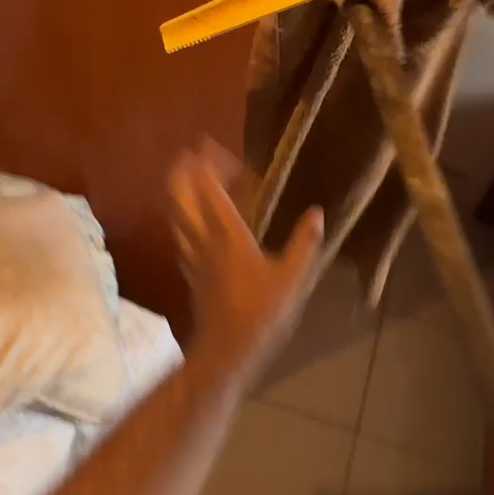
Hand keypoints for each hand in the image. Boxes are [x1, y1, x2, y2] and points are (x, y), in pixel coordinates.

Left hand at [169, 139, 324, 376]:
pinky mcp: (191, 273)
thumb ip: (304, 243)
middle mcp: (205, 240)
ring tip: (186, 178)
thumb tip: (317, 213)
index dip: (206, 165)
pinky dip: (182, 219)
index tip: (209, 146)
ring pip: (176, 216)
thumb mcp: (293, 278)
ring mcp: (194, 257)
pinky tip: (189, 222)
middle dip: (182, 171)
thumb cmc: (262, 312)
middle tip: (192, 155)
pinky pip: (181, 236)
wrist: (228, 348)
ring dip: (178, 192)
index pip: (210, 190)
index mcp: (229, 235)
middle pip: (181, 197)